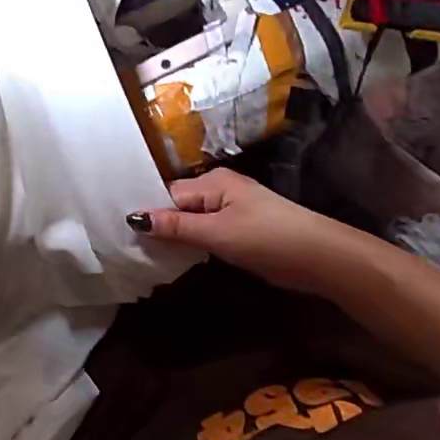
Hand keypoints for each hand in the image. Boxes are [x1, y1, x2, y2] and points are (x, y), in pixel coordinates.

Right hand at [129, 168, 353, 292]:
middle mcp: (218, 190)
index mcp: (213, 182)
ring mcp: (229, 211)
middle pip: (176, 206)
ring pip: (189, 221)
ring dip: (172, 237)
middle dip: (156, 225)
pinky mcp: (237, 231)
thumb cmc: (266, 238)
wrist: (319, 258)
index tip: (121, 233)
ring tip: (144, 254)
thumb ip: (175, 226)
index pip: (167, 194)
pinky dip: (189, 244)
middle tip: (127, 247)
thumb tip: (134, 218)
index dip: (146, 213)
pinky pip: (203, 233)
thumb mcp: (216, 233)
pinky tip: (174, 257)